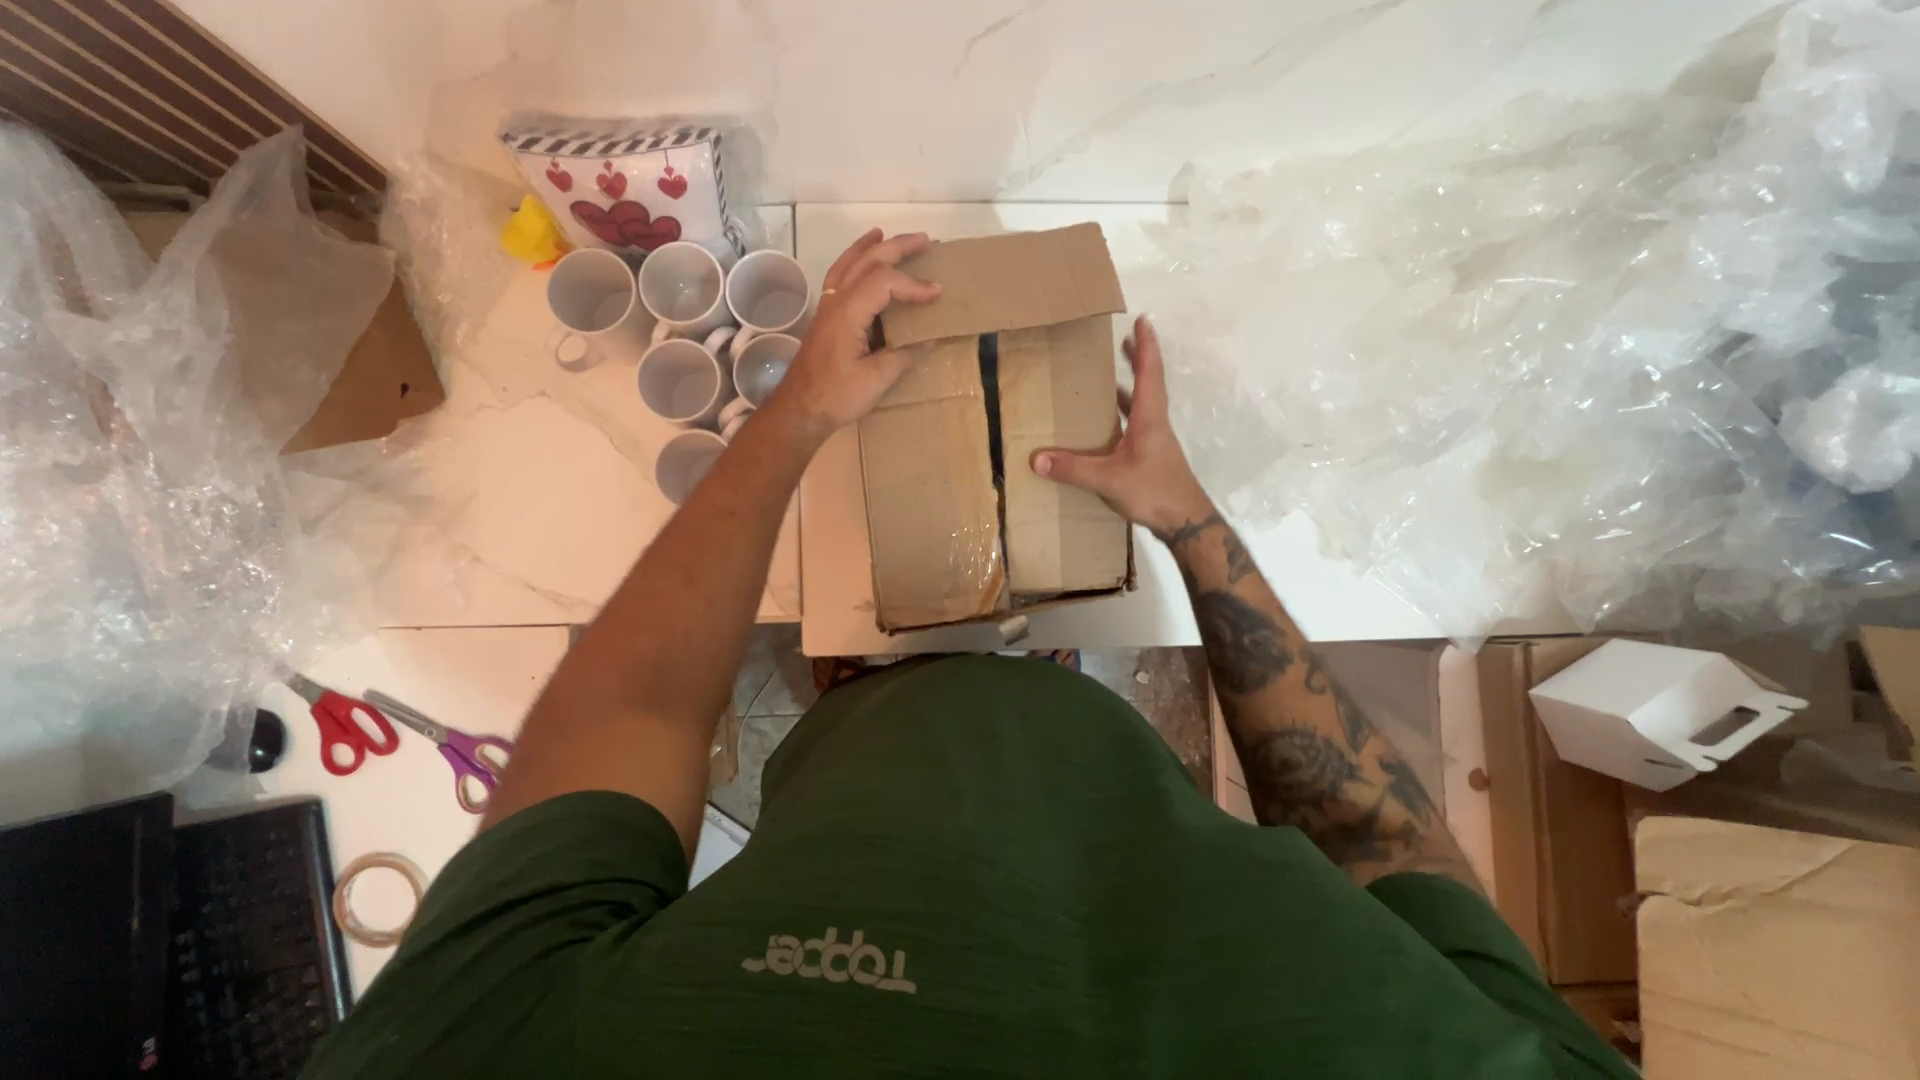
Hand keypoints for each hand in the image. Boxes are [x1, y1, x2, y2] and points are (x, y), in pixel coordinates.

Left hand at [765, 229, 941, 442]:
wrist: (800, 410)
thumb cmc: (836, 397)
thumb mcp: (876, 379)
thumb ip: (903, 354)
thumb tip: (930, 338)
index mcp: (848, 313)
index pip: (884, 282)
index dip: (912, 285)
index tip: (937, 294)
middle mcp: (835, 302)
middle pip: (866, 261)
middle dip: (897, 248)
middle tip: (926, 241)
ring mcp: (827, 307)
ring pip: (849, 263)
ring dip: (871, 247)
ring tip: (889, 236)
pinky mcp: (826, 317)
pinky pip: (840, 276)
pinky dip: (854, 261)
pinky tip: (863, 261)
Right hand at [1031, 315, 1214, 539]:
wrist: (1186, 522)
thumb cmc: (1154, 492)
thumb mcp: (1109, 480)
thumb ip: (1073, 469)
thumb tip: (1036, 459)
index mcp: (1149, 419)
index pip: (1150, 373)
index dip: (1146, 346)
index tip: (1143, 320)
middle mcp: (1155, 425)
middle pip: (1148, 384)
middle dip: (1137, 362)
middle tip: (1124, 342)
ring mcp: (1155, 443)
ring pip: (1142, 407)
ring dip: (1129, 390)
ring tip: (1110, 380)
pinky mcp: (1151, 459)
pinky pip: (1135, 428)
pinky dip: (1123, 419)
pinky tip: (1107, 428)